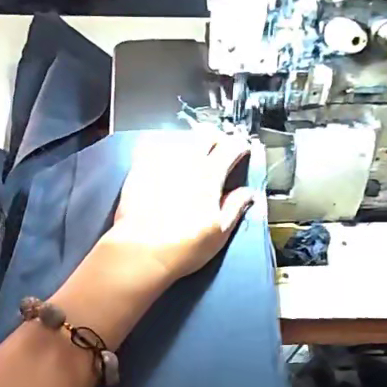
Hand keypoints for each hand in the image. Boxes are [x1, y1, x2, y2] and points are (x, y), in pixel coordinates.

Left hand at [100, 129, 257, 288]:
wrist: (140, 253)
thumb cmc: (182, 247)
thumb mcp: (219, 232)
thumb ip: (235, 207)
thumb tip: (246, 193)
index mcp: (209, 175)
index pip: (231, 146)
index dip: (240, 146)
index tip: (242, 151)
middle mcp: (186, 161)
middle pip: (206, 133)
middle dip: (217, 138)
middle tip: (219, 151)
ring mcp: (160, 161)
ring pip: (182, 137)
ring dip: (192, 143)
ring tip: (194, 157)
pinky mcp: (139, 167)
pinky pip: (155, 146)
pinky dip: (166, 149)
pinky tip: (167, 162)